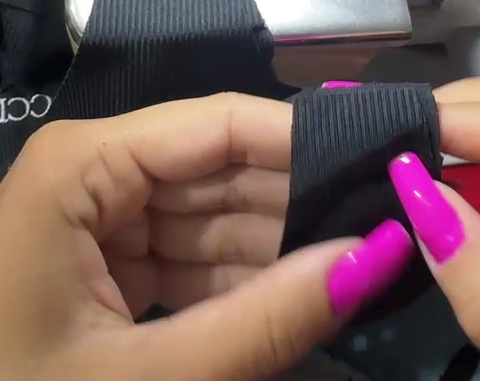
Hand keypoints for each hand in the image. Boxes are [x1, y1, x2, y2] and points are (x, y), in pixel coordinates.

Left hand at [0, 93, 413, 380]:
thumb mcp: (144, 378)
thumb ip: (263, 321)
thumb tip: (375, 260)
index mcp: (88, 159)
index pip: (219, 124)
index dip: (306, 142)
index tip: (387, 162)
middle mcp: (94, 167)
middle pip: (218, 169)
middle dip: (300, 202)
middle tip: (392, 223)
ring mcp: (95, 215)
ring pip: (208, 218)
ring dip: (277, 247)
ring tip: (367, 259)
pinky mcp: (99, 263)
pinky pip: (184, 258)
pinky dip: (236, 285)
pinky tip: (302, 296)